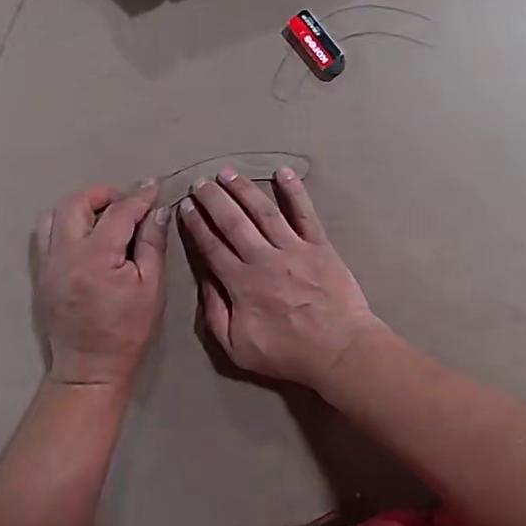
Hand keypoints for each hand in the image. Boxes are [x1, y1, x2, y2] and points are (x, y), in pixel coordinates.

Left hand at [33, 181, 170, 386]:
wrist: (89, 369)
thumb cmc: (128, 331)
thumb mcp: (152, 287)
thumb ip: (152, 244)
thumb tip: (156, 210)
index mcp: (96, 259)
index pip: (119, 212)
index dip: (139, 197)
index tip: (154, 187)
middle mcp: (64, 255)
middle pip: (76, 203)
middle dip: (104, 194)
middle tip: (127, 202)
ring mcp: (47, 264)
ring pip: (54, 215)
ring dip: (81, 207)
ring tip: (104, 217)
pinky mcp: (41, 273)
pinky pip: (45, 234)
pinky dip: (65, 224)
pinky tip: (86, 235)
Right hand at [178, 165, 384, 387]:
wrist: (339, 350)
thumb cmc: (288, 353)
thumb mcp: (237, 348)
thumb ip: (215, 313)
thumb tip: (205, 281)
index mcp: (241, 283)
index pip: (211, 246)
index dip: (196, 225)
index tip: (186, 207)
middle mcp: (264, 258)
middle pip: (232, 221)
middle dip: (213, 199)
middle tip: (200, 182)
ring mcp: (293, 248)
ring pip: (263, 211)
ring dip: (243, 189)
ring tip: (228, 173)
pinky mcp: (319, 245)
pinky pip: (305, 213)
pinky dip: (294, 191)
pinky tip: (283, 172)